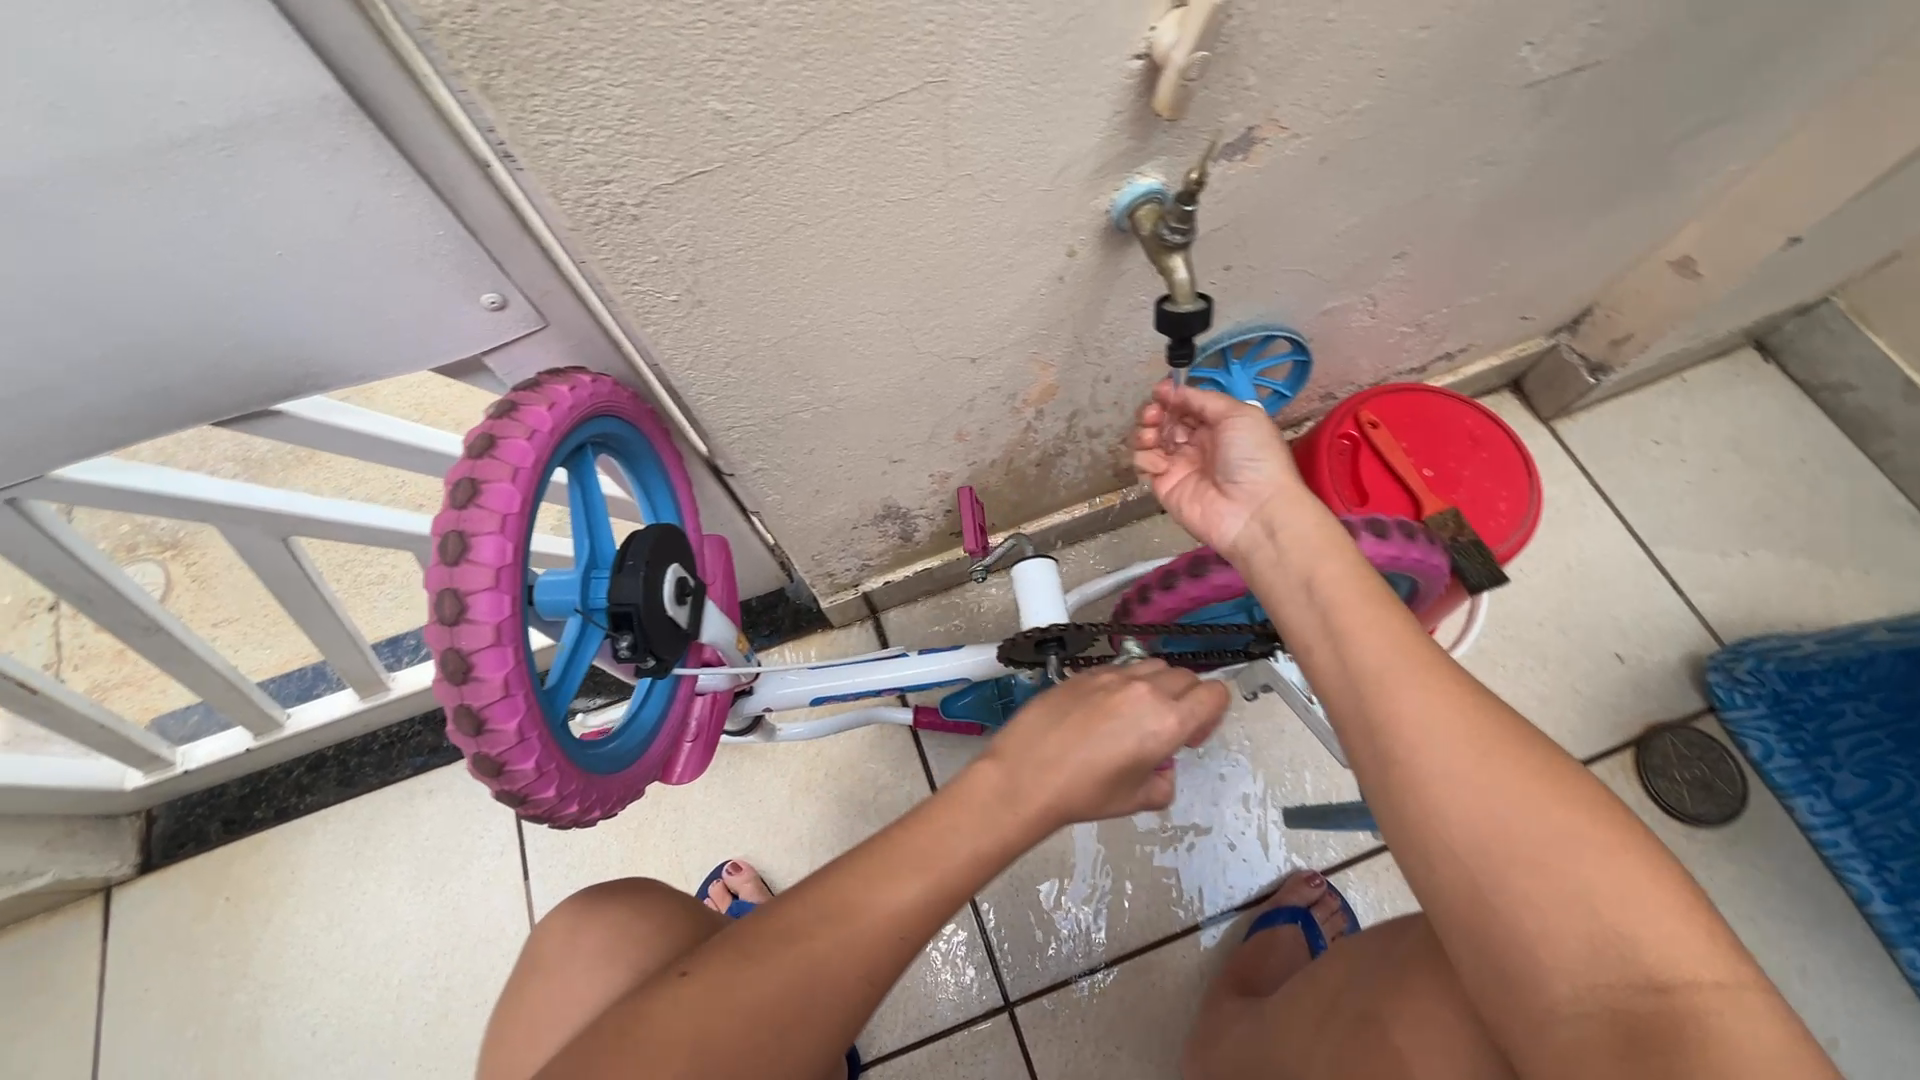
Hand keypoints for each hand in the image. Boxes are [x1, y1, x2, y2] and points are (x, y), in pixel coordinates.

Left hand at [976, 660, 1229, 827]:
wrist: (1025, 775)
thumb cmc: (1082, 793)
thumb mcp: (1137, 800)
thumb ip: (1164, 781)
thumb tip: (1161, 768)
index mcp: (1167, 722)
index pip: (1214, 694)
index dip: (1211, 714)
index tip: (1192, 736)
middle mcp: (1144, 691)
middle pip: (1186, 677)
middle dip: (1186, 700)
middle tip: (1165, 729)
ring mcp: (1111, 677)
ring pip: (1152, 666)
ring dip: (1156, 686)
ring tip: (1135, 716)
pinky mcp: (1083, 673)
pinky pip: (1118, 669)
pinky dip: (1123, 684)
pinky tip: (1103, 711)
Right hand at [1130, 381, 1307, 559]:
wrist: (1252, 511)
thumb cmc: (1254, 458)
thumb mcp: (1239, 414)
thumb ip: (1203, 399)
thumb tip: (1173, 391)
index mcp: (1218, 425)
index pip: (1186, 404)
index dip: (1171, 396)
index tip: (1161, 391)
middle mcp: (1197, 443)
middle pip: (1164, 419)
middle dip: (1154, 411)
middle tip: (1155, 414)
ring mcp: (1179, 464)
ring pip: (1148, 439)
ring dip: (1145, 431)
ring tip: (1153, 435)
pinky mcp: (1164, 485)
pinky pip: (1144, 463)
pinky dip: (1146, 458)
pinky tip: (1162, 464)